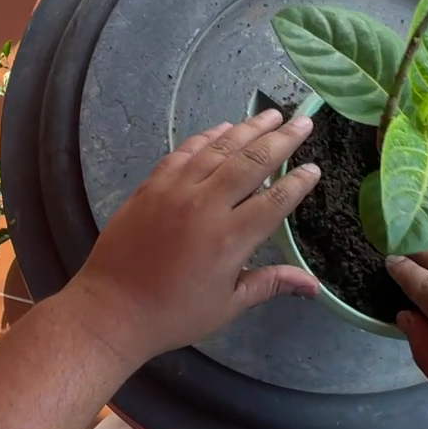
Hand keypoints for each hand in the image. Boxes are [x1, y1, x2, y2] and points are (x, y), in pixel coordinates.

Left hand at [55, 110, 322, 365]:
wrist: (112, 309)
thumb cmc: (174, 314)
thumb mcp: (229, 305)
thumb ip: (271, 284)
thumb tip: (314, 287)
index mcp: (231, 239)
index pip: (276, 201)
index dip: (298, 183)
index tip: (315, 167)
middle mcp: (207, 206)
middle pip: (252, 162)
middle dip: (282, 140)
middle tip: (303, 121)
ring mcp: (176, 191)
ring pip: (219, 149)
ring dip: (248, 129)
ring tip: (270, 114)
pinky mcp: (152, 186)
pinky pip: (184, 152)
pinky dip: (206, 137)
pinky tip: (223, 128)